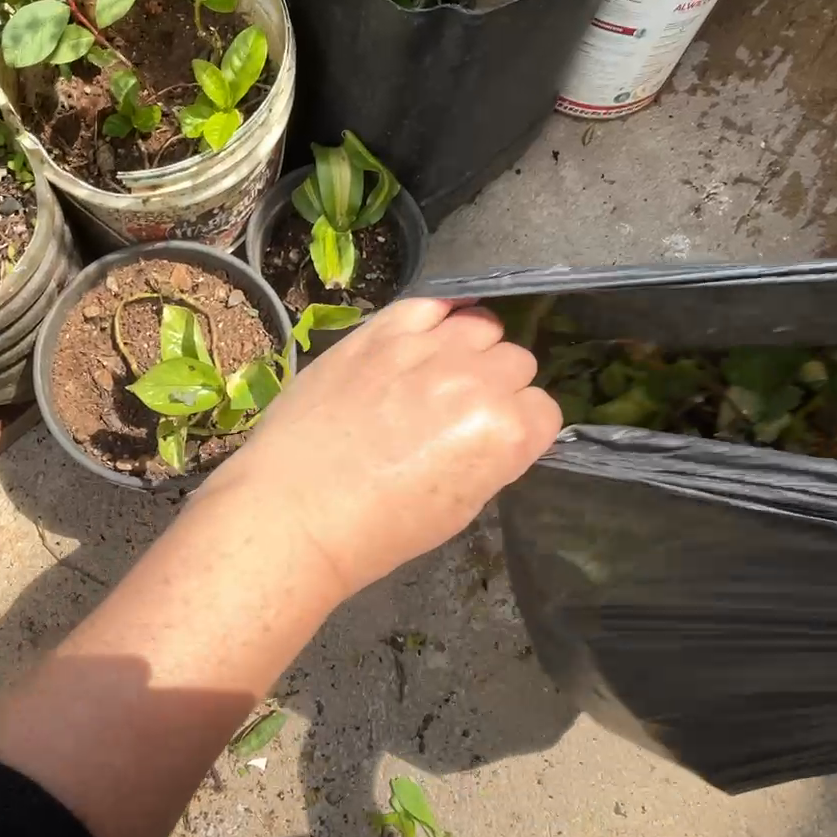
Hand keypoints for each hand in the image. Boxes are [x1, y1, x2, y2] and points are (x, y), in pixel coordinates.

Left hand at [197, 298, 561, 597]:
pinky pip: (425, 305)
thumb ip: (492, 454)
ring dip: (467, 348)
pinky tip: (422, 336)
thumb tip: (496, 425)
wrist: (293, 513)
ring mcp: (422, 350)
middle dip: (494, 386)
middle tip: (454, 411)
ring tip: (436, 374)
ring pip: (478, 325)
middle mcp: (473, 381)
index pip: (542, 409)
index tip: (491, 438)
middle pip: (514, 361)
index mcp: (504, 432)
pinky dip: (432, 317)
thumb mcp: (461, 507)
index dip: (519, 426)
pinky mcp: (376, 334)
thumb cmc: (376, 531)